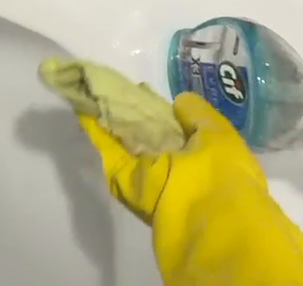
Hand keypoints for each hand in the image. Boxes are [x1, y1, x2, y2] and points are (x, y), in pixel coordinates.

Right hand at [78, 93, 302, 285]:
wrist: (208, 218)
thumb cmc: (223, 174)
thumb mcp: (222, 137)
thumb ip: (199, 115)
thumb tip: (176, 101)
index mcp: (201, 157)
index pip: (176, 128)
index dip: (160, 108)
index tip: (143, 88)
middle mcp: (173, 164)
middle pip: (145, 132)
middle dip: (129, 110)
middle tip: (111, 84)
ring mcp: (146, 171)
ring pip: (123, 138)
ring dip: (106, 114)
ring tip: (88, 86)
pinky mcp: (124, 177)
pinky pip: (105, 148)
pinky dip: (91, 127)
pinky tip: (79, 104)